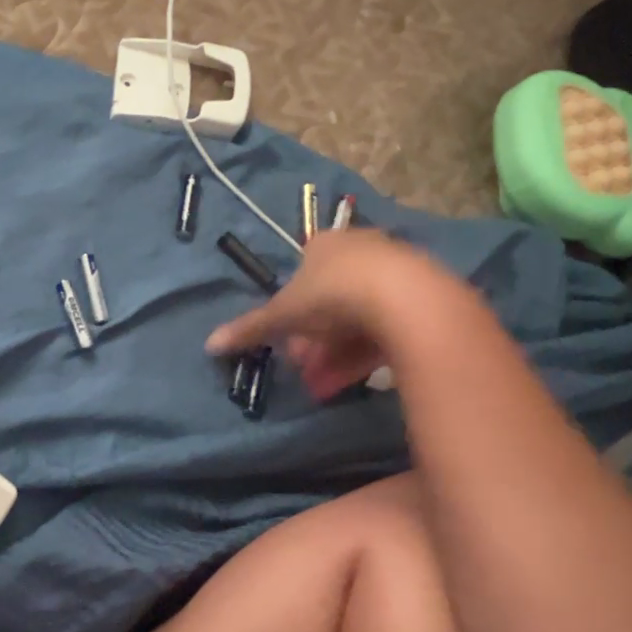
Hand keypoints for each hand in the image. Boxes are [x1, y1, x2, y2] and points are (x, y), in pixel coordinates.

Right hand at [205, 230, 474, 399]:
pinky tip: (355, 382)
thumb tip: (209, 345)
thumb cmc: (333, 296)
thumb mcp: (283, 315)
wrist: (407, 301)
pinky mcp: (422, 298)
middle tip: (303, 369)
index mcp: (325, 244)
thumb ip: (250, 329)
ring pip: (359, 316)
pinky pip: (387, 327)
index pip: (302, 272)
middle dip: (314, 338)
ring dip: (337, 352)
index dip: (291, 309)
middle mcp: (361, 251)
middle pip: (331, 298)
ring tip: (324, 386)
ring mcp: (395, 273)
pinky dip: (366, 353)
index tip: (287, 339)